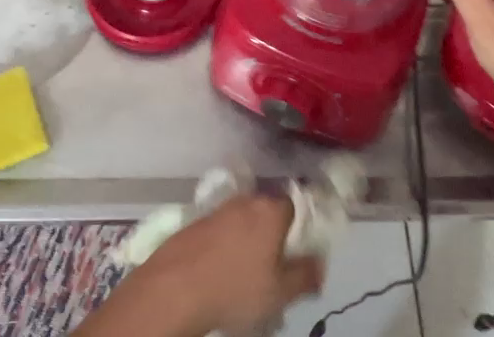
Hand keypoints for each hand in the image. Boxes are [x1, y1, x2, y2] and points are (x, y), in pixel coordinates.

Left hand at [135, 195, 322, 335]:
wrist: (173, 288)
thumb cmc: (235, 288)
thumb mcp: (280, 292)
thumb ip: (306, 275)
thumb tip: (320, 263)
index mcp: (270, 210)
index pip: (295, 208)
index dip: (299, 230)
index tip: (297, 255)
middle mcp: (245, 201)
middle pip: (267, 214)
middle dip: (273, 238)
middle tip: (272, 270)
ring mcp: (216, 210)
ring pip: (242, 224)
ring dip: (247, 243)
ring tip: (245, 276)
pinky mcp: (194, 223)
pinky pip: (220, 232)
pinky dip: (224, 247)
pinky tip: (220, 272)